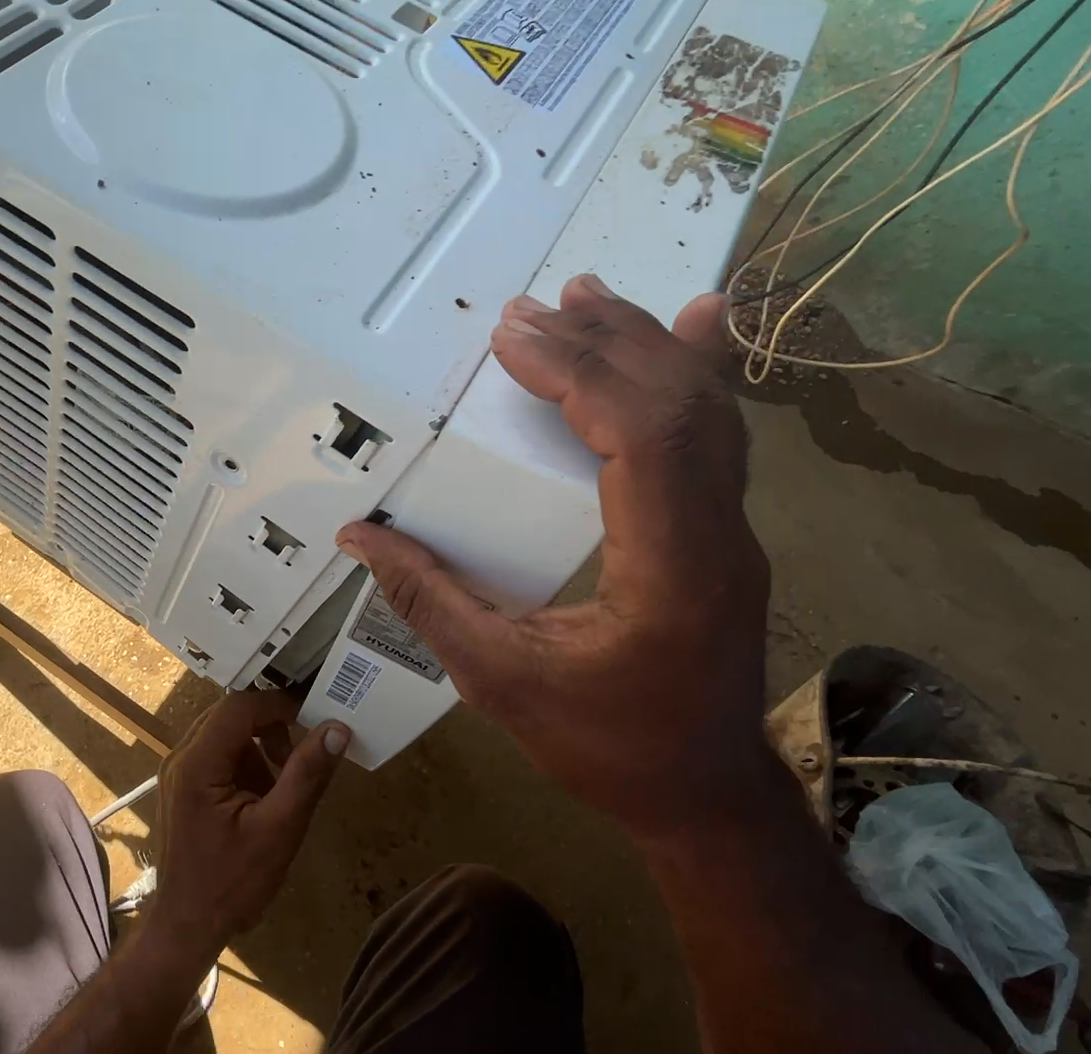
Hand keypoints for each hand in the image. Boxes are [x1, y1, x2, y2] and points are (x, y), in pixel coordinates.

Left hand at [151, 689, 350, 958]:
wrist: (187, 928)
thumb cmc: (233, 882)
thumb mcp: (280, 828)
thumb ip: (307, 774)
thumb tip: (336, 728)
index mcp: (197, 762)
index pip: (238, 706)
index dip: (277, 704)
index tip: (313, 718)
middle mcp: (180, 758)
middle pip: (228, 717)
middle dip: (269, 728)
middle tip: (300, 756)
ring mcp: (176, 774)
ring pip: (223, 737)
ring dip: (257, 750)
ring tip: (281, 789)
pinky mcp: (181, 789)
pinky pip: (215, 758)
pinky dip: (243, 767)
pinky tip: (260, 802)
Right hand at [337, 274, 776, 840]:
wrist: (703, 793)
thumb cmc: (605, 746)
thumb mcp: (498, 679)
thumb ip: (428, 599)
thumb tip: (358, 538)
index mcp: (670, 569)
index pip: (641, 439)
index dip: (581, 375)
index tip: (515, 339)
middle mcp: (718, 536)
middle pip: (679, 407)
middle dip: (603, 345)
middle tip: (534, 309)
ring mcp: (732, 532)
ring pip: (706, 413)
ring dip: (646, 347)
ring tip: (589, 297)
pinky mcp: (722, 533)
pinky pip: (715, 437)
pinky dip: (695, 373)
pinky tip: (692, 328)